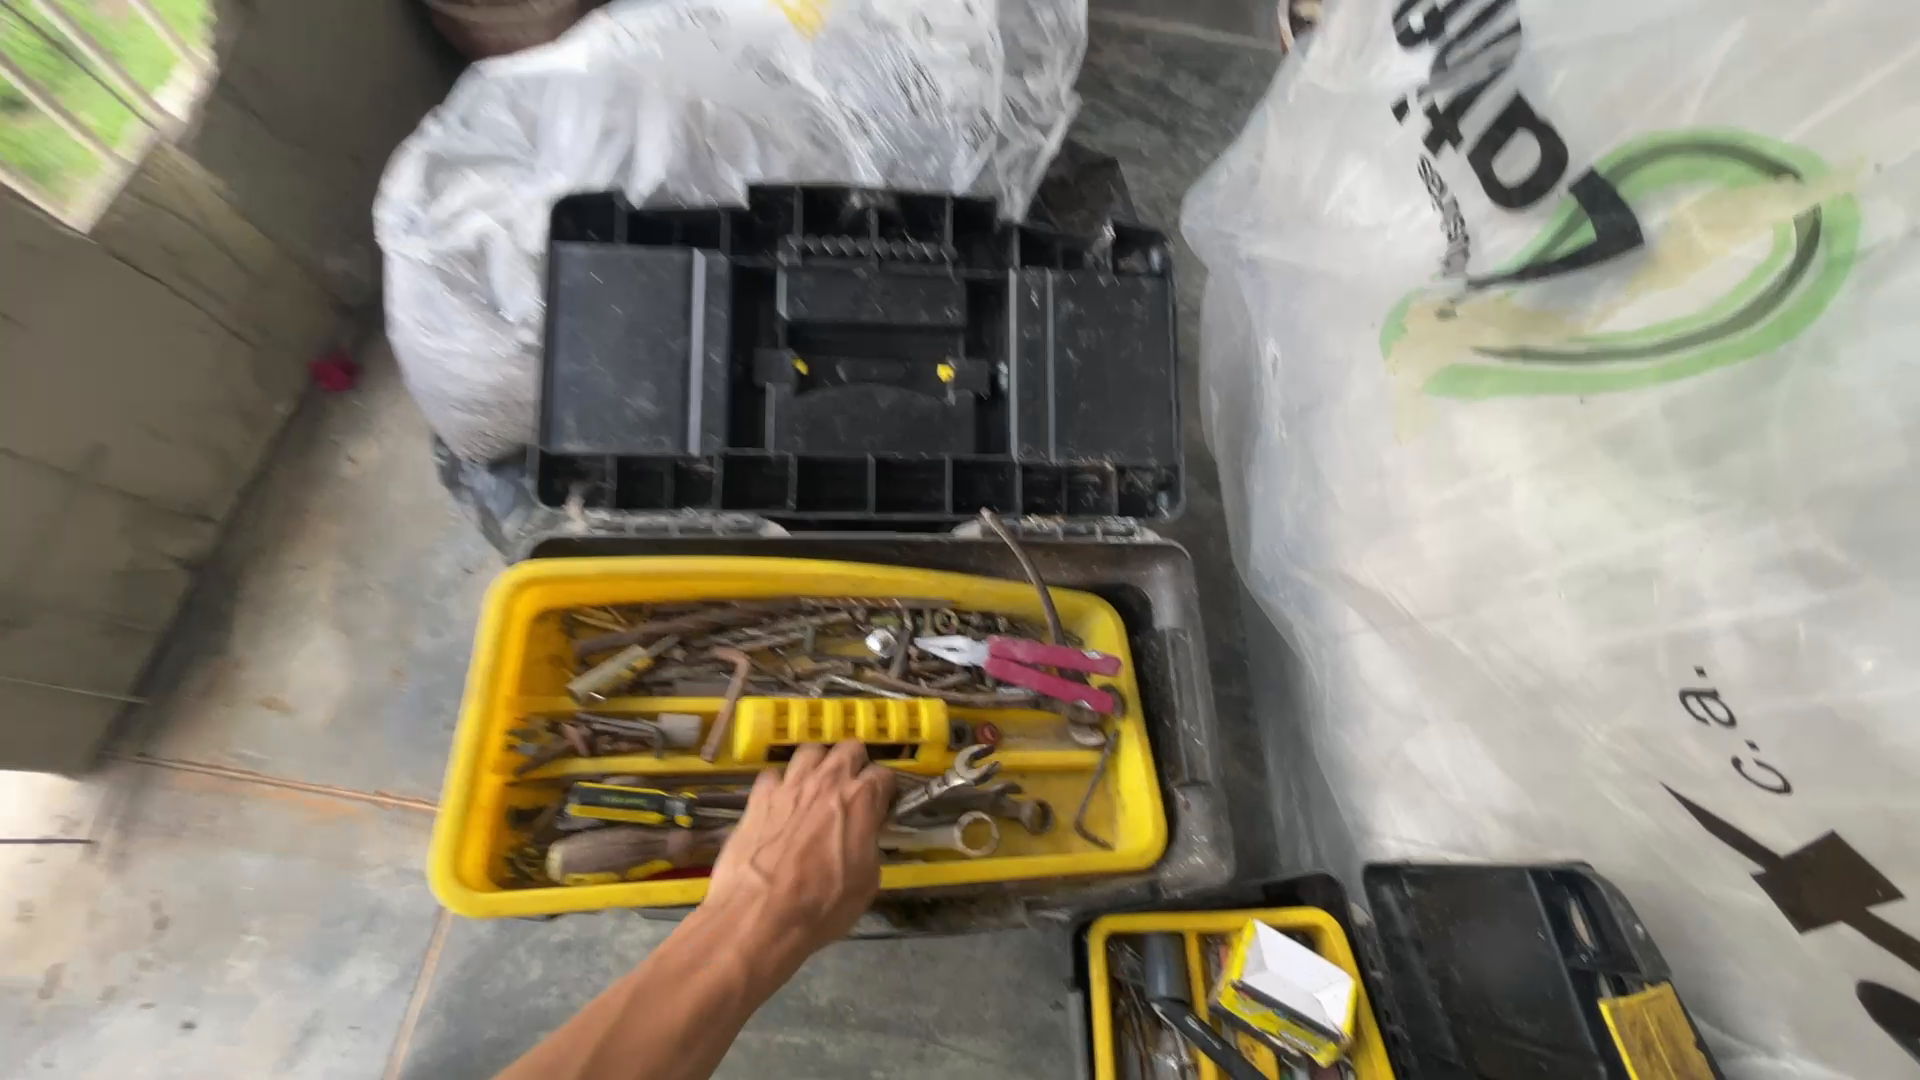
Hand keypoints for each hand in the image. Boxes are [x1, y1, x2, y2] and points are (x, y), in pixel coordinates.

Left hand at [703, 740, 893, 963]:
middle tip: (851, 789)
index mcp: (861, 799)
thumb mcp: (867, 882)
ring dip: (818, 765)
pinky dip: (780, 785)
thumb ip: (870, 843)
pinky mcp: (759, 796)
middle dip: (855, 764)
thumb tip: (866, 832)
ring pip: (810, 752)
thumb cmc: (821, 907)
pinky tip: (780, 804)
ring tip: (816, 787)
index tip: (882, 805)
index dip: (886, 790)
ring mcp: (790, 784)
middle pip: (849, 749)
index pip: (885, 775)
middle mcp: (827, 781)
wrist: (758, 918)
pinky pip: (774, 775)